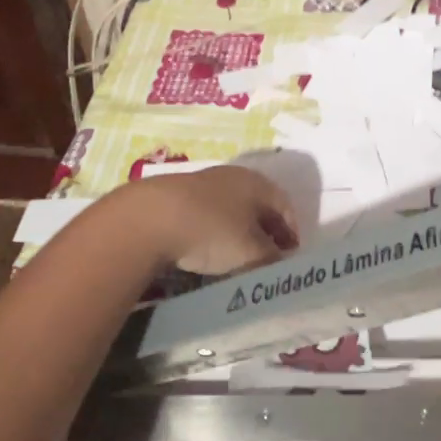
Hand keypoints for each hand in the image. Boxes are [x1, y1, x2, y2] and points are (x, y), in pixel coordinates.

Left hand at [122, 166, 299, 275]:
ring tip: (236, 260)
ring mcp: (203, 184)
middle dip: (265, 233)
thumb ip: (270, 259)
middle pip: (258, 206)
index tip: (290, 256)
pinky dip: (213, 233)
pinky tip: (205, 252)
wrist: (149, 218)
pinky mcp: (177, 197)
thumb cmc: (212, 230)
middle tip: (267, 260)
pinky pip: (206, 216)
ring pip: (231, 211)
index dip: (291, 231)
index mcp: (257, 183)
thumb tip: (280, 264)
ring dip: (238, 234)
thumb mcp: (249, 251)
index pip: (285, 205)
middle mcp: (233, 177)